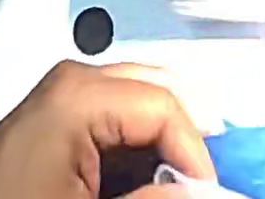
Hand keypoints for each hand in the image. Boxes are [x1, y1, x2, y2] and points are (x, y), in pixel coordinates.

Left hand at [0, 61, 217, 198]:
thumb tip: (209, 194)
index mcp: (80, 92)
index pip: (163, 104)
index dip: (194, 154)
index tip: (208, 198)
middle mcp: (75, 78)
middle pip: (154, 89)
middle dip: (182, 138)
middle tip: (196, 189)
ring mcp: (63, 93)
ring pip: (137, 102)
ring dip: (161, 144)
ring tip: (169, 187)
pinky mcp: (55, 115)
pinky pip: (113, 118)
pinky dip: (135, 147)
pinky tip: (138, 181)